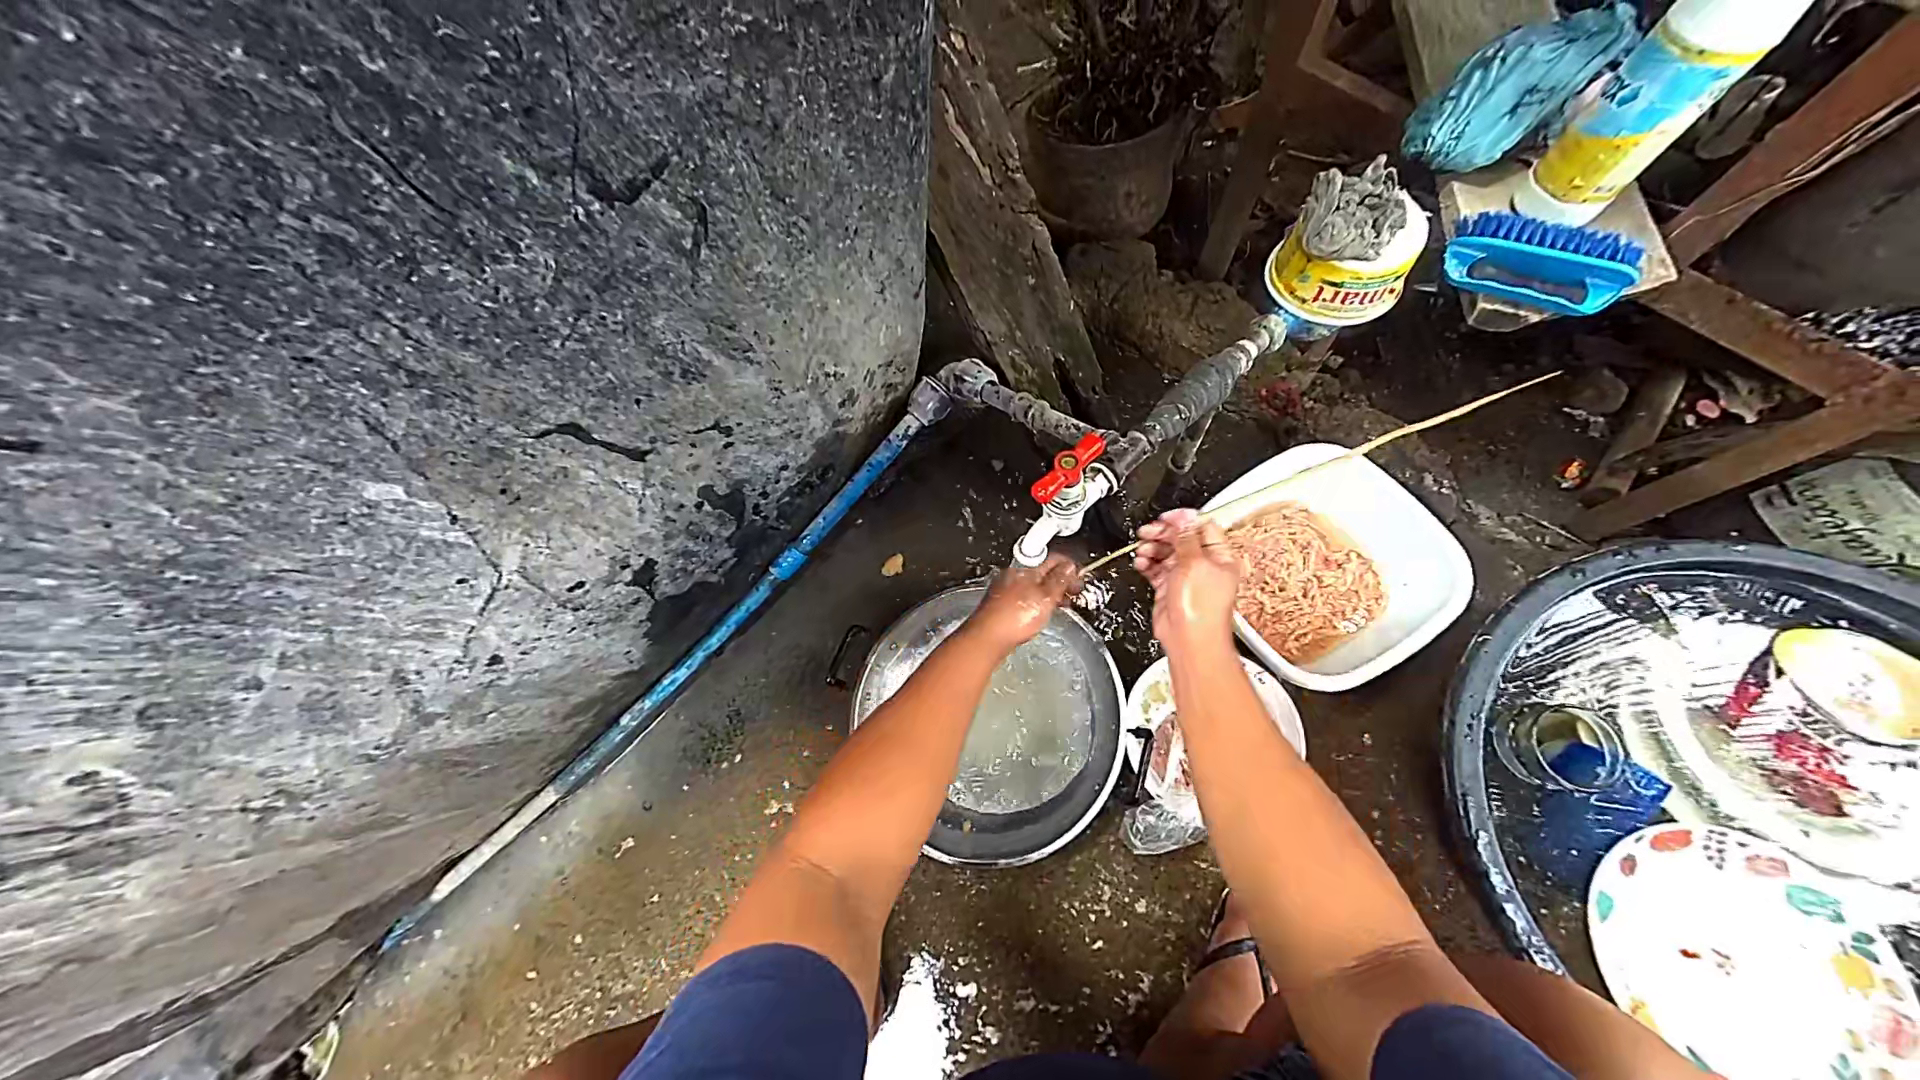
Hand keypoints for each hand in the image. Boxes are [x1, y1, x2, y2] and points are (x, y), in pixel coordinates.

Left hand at [965, 554, 1080, 649]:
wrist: (987, 638)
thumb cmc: (1013, 617)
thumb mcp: (1046, 597)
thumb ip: (1059, 580)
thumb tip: (1069, 567)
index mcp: (1024, 569)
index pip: (1052, 559)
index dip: (1068, 567)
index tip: (1078, 577)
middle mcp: (1012, 576)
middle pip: (1042, 572)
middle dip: (1060, 581)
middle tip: (1073, 592)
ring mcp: (1005, 591)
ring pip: (1033, 586)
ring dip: (1050, 593)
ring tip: (1061, 604)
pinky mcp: (1001, 606)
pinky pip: (1024, 598)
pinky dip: (1037, 603)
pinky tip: (1040, 613)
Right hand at [1133, 509, 1240, 653]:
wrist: (1189, 639)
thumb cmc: (1201, 609)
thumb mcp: (1194, 563)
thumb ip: (1186, 538)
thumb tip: (1184, 518)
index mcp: (1219, 556)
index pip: (1201, 527)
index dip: (1183, 520)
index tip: (1167, 518)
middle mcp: (1204, 566)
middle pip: (1181, 539)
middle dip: (1163, 533)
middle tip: (1149, 531)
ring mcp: (1186, 577)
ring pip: (1166, 553)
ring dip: (1152, 548)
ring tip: (1143, 549)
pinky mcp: (1170, 588)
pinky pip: (1156, 569)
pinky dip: (1147, 563)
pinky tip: (1142, 562)